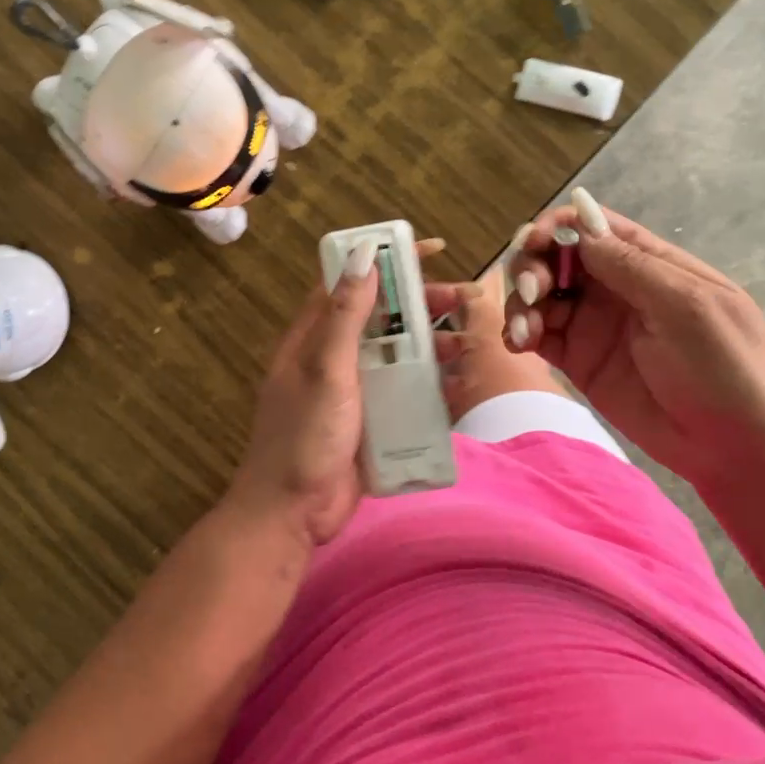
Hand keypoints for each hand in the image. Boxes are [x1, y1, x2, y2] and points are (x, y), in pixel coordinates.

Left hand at [226, 238, 454, 545]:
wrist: (292, 514)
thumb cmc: (302, 437)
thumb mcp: (325, 370)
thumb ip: (343, 316)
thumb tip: (363, 255)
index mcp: (312, 339)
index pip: (348, 284)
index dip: (385, 261)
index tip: (429, 249)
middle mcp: (333, 359)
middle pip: (383, 318)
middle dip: (424, 305)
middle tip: (468, 300)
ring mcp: (354, 394)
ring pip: (400, 357)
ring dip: (435, 346)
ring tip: (473, 345)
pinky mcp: (372, 425)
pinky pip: (408, 396)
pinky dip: (434, 387)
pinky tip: (464, 387)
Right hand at [504, 192, 764, 483]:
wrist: (735, 447)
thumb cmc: (727, 368)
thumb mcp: (689, 307)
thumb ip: (632, 267)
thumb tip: (581, 230)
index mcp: (649, 265)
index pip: (594, 226)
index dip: (557, 227)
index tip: (534, 243)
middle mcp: (615, 288)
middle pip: (556, 257)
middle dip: (533, 266)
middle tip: (532, 294)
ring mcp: (593, 325)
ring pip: (539, 295)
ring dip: (521, 302)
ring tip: (524, 331)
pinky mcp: (577, 360)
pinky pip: (536, 334)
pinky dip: (518, 332)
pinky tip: (518, 343)